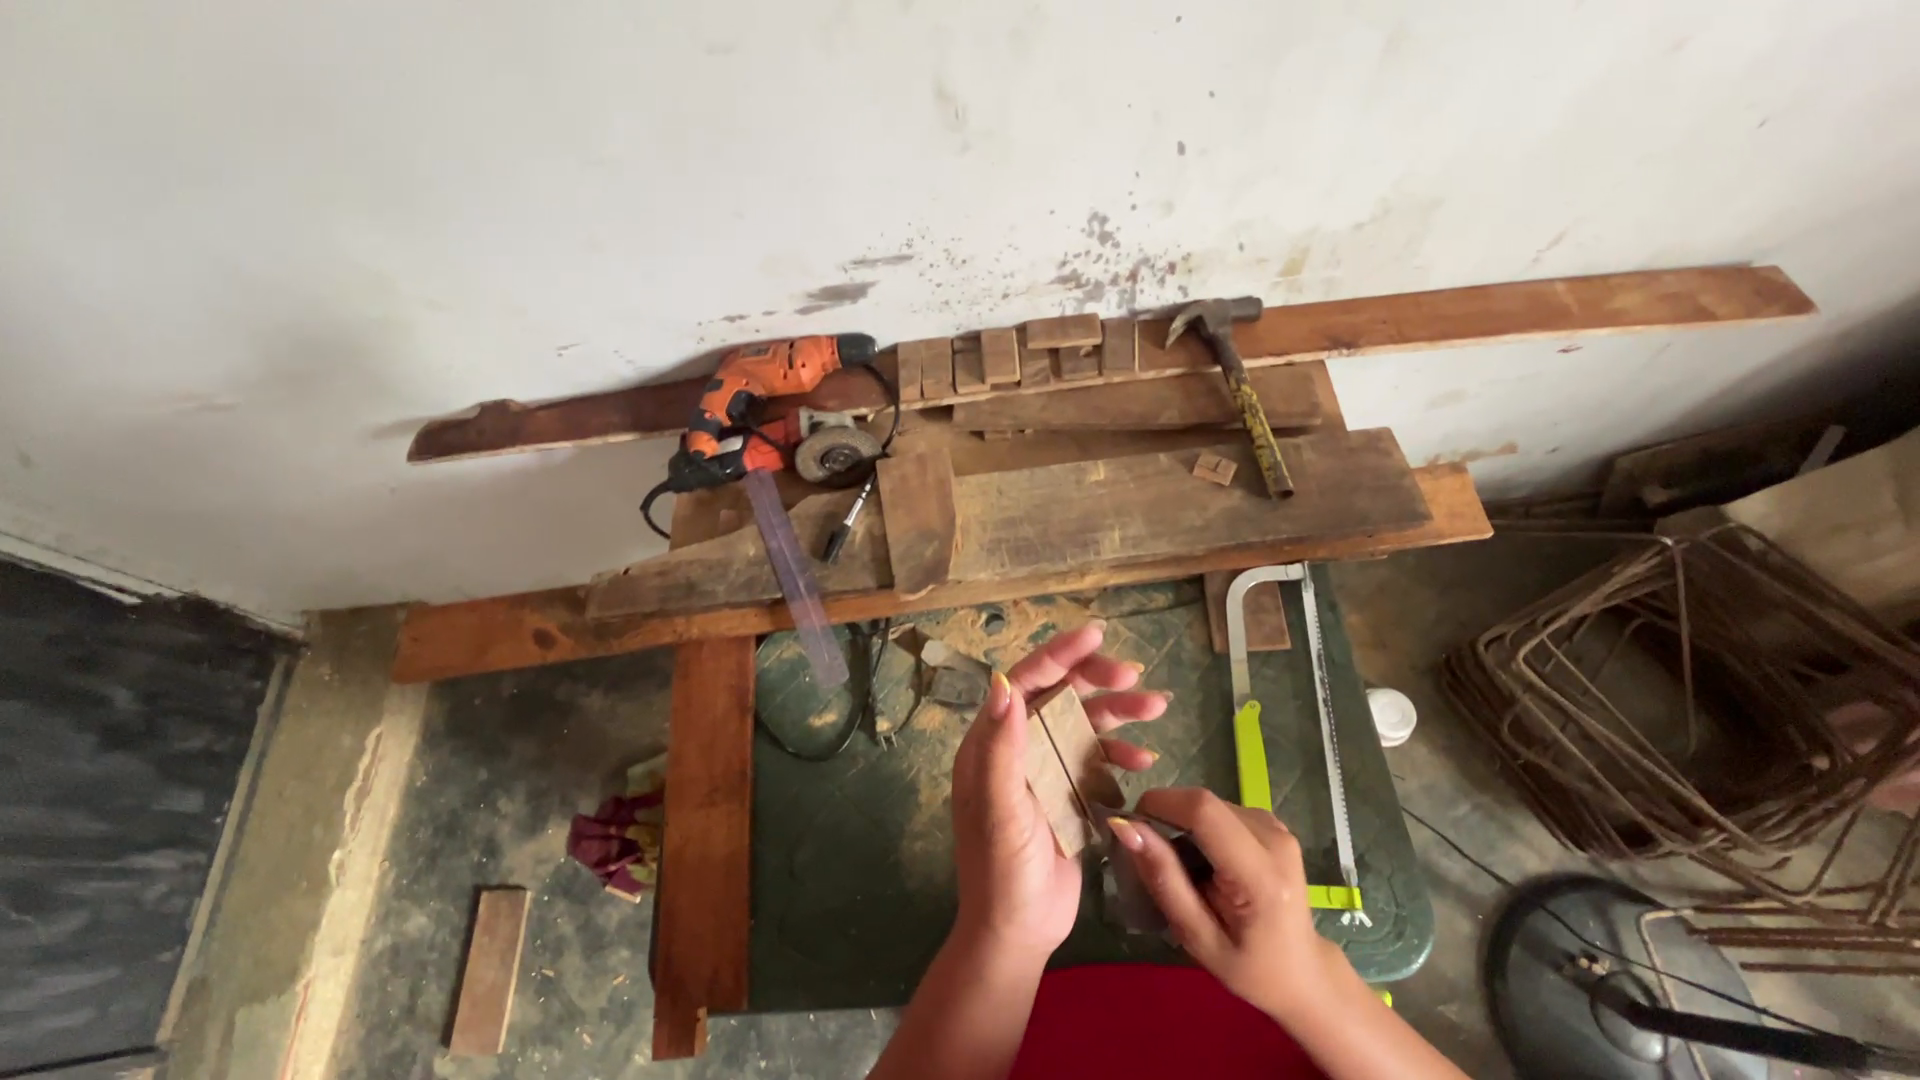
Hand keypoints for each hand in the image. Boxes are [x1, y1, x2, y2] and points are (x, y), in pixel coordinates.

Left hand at [949, 621, 1167, 959]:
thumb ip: (1001, 747)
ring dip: (1119, 713)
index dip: (1058, 654)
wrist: (1019, 931)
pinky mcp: (1067, 794)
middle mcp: (1017, 749)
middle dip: (1096, 679)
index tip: (1097, 635)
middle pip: (1058, 696)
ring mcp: (1044, 771)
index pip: (1024, 682)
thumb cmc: (1001, 870)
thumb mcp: (1000, 808)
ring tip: (1157, 706)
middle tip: (1135, 676)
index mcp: (991, 745)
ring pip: (1083, 725)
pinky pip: (1097, 761)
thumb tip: (1004, 682)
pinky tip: (1143, 763)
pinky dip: (1121, 755)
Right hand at [1107, 787, 1346, 1023]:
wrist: (1302, 973)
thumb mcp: (1197, 935)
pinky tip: (1204, 860)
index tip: (1132, 829)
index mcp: (1260, 874)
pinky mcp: (1274, 824)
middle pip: (1203, 802)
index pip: (1203, 810)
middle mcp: (1274, 838)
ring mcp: (1278, 827)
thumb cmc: (1248, 967)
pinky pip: (1222, 810)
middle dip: (1166, 817)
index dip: (1159, 805)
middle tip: (1152, 856)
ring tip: (1181, 866)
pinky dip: (1201, 827)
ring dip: (1183, 823)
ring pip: (1209, 803)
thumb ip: (1163, 878)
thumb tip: (1124, 826)